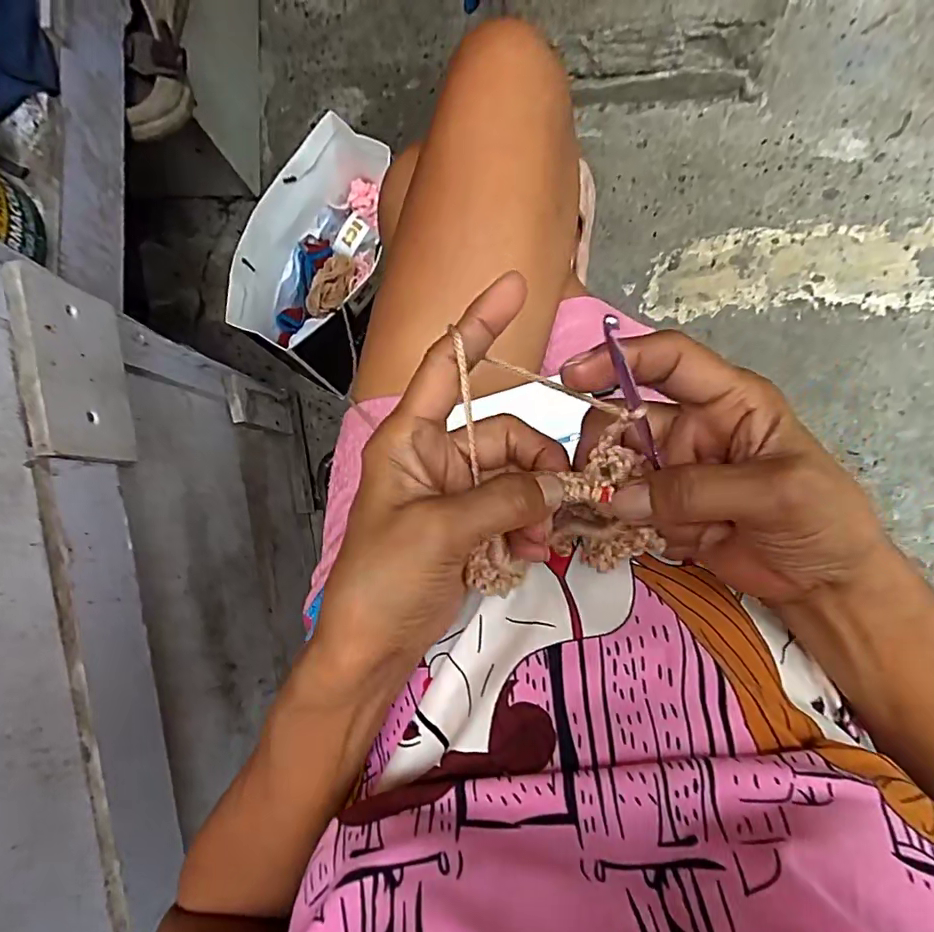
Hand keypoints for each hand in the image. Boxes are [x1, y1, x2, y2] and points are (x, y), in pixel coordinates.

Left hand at [315, 273, 568, 673]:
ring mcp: (452, 495)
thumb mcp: (442, 531)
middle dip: (536, 467)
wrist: (372, 644)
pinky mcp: (467, 528)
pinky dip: (525, 530)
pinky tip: (528, 557)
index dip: (479, 325)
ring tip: (537, 545)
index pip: (447, 366)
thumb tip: (561, 483)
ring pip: (515, 478)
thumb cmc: (384, 578)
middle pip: (504, 436)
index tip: (515, 285)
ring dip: (534, 506)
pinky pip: (511, 512)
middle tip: (555, 507)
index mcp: (408, 440)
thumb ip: (505, 499)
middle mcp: (432, 458)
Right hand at [563, 329, 896, 605]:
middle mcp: (692, 429)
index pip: (670, 361)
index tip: (573, 374)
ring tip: (625, 524)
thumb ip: (695, 490)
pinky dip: (618, 524)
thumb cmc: (821, 519)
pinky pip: (622, 509)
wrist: (824, 582)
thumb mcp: (774, 492)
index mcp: (728, 402)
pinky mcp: (661, 510)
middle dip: (603, 448)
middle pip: (623, 420)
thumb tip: (619, 499)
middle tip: (596, 485)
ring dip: (609, 494)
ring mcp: (672, 472)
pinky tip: (638, 540)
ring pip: (615, 468)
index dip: (620, 358)